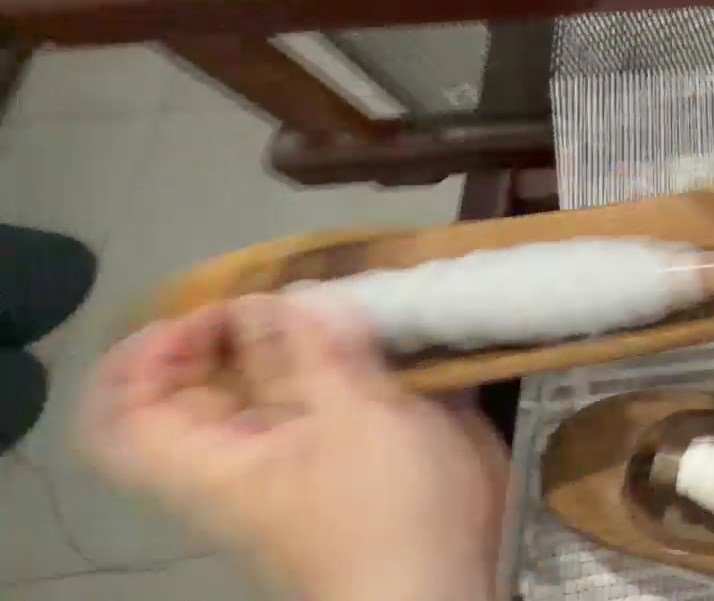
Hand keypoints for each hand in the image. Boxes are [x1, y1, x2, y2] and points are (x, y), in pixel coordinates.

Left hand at [80, 295, 505, 600]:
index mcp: (219, 459)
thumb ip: (323, 358)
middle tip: (283, 282)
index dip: (149, 355)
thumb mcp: (353, 423)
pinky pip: (342, 382)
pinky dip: (354, 348)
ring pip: (283, 378)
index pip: (137, 411)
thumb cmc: (380, 505)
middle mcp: (253, 447)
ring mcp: (311, 441)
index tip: (208, 303)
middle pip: (211, 385)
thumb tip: (291, 294)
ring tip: (340, 289)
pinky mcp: (364, 436)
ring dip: (304, 333)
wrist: (439, 567)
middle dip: (234, 330)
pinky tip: (388, 322)